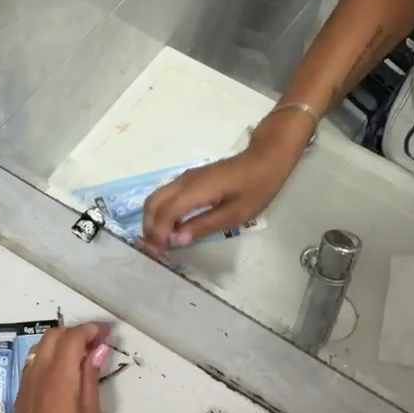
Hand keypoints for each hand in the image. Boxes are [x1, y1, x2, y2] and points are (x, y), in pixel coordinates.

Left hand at [0, 321, 111, 412]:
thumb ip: (90, 379)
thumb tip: (97, 351)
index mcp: (58, 379)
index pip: (71, 338)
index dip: (90, 329)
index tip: (107, 332)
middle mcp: (38, 374)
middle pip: (53, 336)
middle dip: (76, 332)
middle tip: (97, 341)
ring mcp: (26, 383)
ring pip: (41, 347)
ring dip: (62, 342)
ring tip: (84, 354)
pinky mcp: (21, 394)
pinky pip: (35, 362)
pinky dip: (51, 356)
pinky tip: (66, 370)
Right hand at [137, 119, 309, 255]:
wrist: (264, 159)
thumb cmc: (255, 188)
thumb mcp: (235, 214)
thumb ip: (204, 226)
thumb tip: (177, 239)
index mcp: (196, 190)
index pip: (166, 213)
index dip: (158, 235)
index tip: (159, 254)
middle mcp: (184, 182)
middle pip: (153, 204)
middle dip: (149, 228)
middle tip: (155, 251)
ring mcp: (184, 179)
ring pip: (156, 198)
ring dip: (152, 221)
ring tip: (160, 242)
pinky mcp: (188, 180)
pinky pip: (165, 196)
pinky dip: (160, 213)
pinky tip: (171, 228)